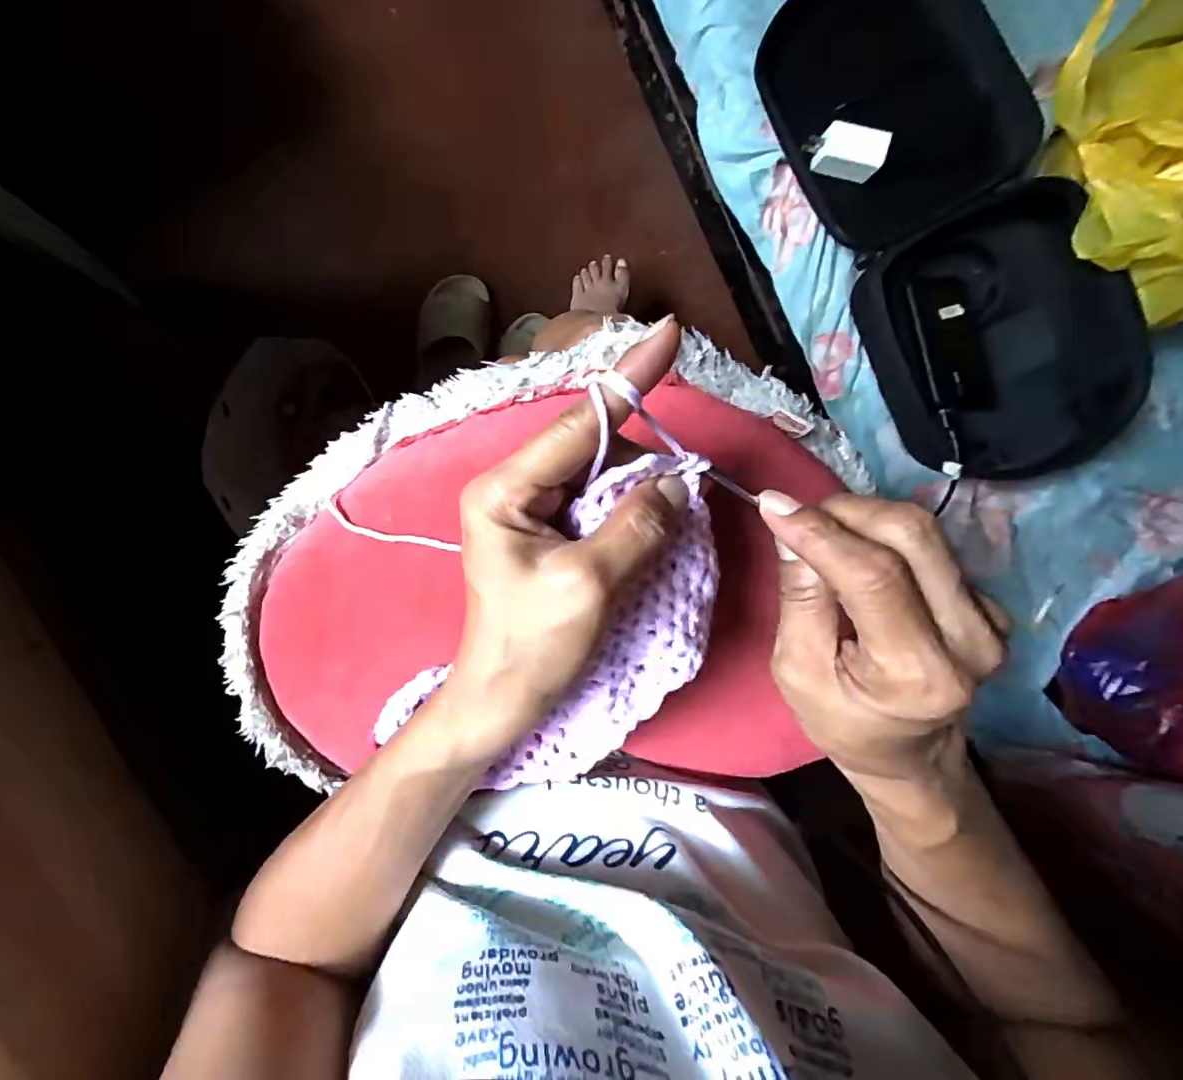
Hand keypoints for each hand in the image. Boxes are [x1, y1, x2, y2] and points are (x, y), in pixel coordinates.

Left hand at [439, 318, 690, 763]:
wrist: (500, 699)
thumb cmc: (532, 647)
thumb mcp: (589, 584)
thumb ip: (637, 525)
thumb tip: (678, 484)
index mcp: (505, 489)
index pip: (578, 423)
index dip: (629, 379)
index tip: (670, 332)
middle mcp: (513, 487)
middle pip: (592, 446)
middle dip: (643, 458)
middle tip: (682, 490)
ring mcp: (529, 508)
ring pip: (600, 474)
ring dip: (639, 488)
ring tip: (663, 522)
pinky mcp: (547, 532)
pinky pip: (597, 502)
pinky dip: (629, 508)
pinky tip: (650, 523)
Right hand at [759, 492, 1007, 780]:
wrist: (908, 754)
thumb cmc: (841, 720)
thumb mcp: (798, 671)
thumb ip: (800, 601)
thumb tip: (790, 532)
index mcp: (917, 672)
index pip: (872, 576)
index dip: (819, 532)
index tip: (772, 504)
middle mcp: (968, 640)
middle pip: (911, 537)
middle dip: (845, 511)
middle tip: (798, 516)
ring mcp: (988, 621)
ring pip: (925, 532)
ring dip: (863, 516)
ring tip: (822, 532)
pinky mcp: (989, 606)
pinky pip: (932, 548)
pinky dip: (883, 537)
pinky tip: (858, 558)